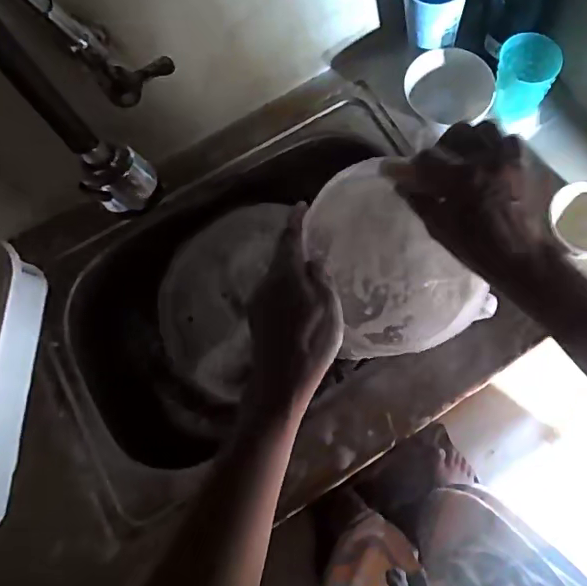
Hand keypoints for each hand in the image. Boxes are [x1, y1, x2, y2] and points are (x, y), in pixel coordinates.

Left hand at [247, 204, 342, 402]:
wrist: (280, 379)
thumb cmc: (311, 340)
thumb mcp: (327, 306)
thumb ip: (320, 279)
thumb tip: (312, 261)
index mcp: (284, 274)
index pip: (289, 238)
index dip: (296, 221)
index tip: (301, 206)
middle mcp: (266, 282)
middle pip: (280, 258)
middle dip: (294, 247)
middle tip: (312, 241)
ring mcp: (258, 302)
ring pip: (277, 277)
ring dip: (291, 271)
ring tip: (310, 273)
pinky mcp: (258, 319)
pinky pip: (275, 293)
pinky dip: (288, 288)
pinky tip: (300, 299)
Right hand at [383, 122, 563, 293]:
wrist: (527, 259)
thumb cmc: (481, 251)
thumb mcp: (442, 230)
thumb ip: (420, 202)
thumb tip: (402, 184)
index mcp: (462, 179)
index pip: (426, 159)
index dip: (408, 166)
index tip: (396, 170)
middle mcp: (486, 160)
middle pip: (455, 134)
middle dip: (442, 148)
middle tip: (438, 166)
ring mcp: (510, 158)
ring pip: (484, 130)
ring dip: (470, 141)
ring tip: (467, 158)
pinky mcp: (528, 162)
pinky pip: (508, 140)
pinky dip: (496, 147)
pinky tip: (492, 163)